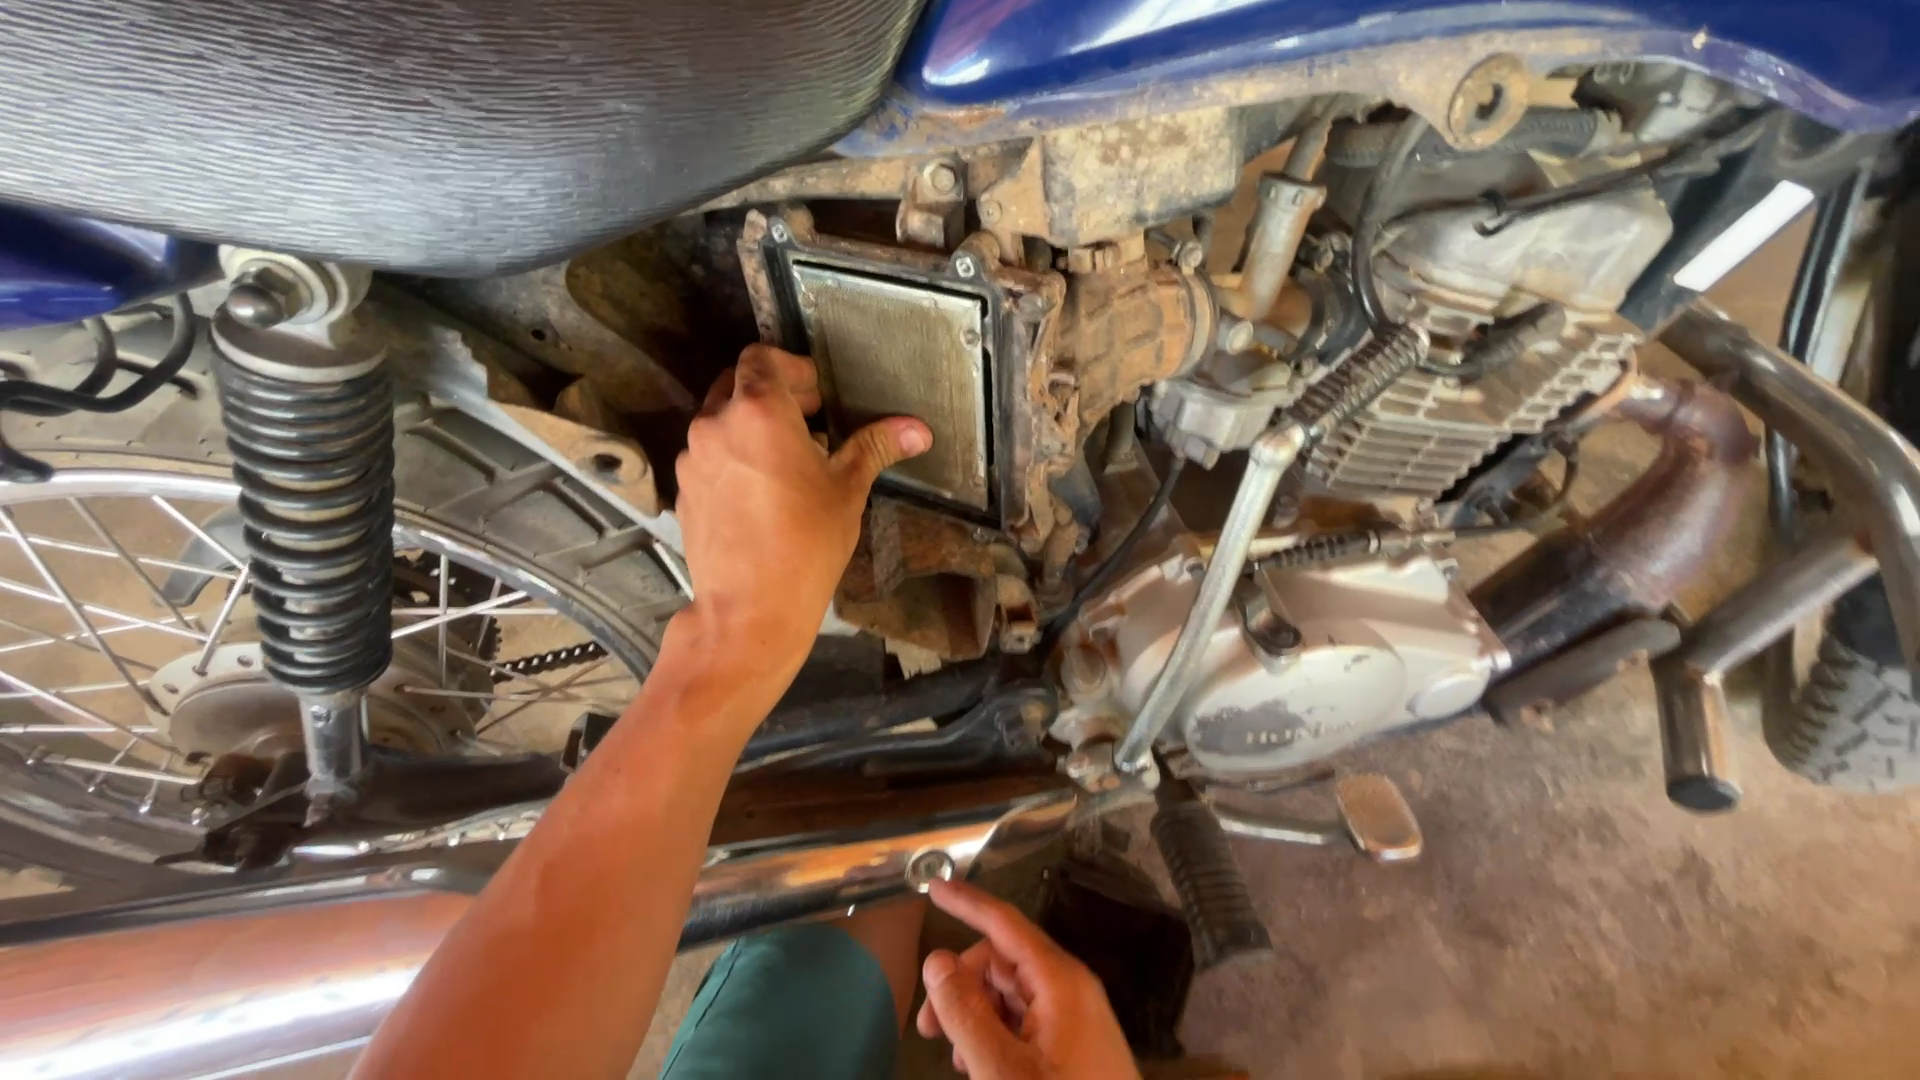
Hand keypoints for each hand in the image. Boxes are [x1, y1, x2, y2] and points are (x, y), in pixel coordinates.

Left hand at [673, 345, 929, 668]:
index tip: (817, 394)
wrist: (751, 608)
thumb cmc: (807, 542)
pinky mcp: (683, 489)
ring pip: (720, 421)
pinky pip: (708, 455)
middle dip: (773, 393)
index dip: (792, 367)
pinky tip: (760, 491)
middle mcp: (715, 424)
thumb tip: (919, 429)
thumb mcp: (847, 489)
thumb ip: (876, 447)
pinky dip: (733, 456)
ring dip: (751, 425)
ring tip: (787, 459)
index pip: (762, 358)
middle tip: (809, 420)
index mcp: (759, 412)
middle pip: (737, 384)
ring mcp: (693, 458)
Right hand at [917, 880, 1138, 1079]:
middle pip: (1002, 961)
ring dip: (975, 1015)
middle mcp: (1070, 990)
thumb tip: (937, 960)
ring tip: (956, 1060)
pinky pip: (1025, 1023)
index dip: (967, 902)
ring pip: (1011, 994)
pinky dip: (995, 1036)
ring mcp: (1076, 1020)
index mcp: (1060, 981)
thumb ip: (965, 1013)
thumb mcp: (1002, 1072)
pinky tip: (980, 1068)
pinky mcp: (1076, 1050)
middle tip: (925, 1029)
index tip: (933, 885)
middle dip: (961, 983)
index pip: (1005, 923)